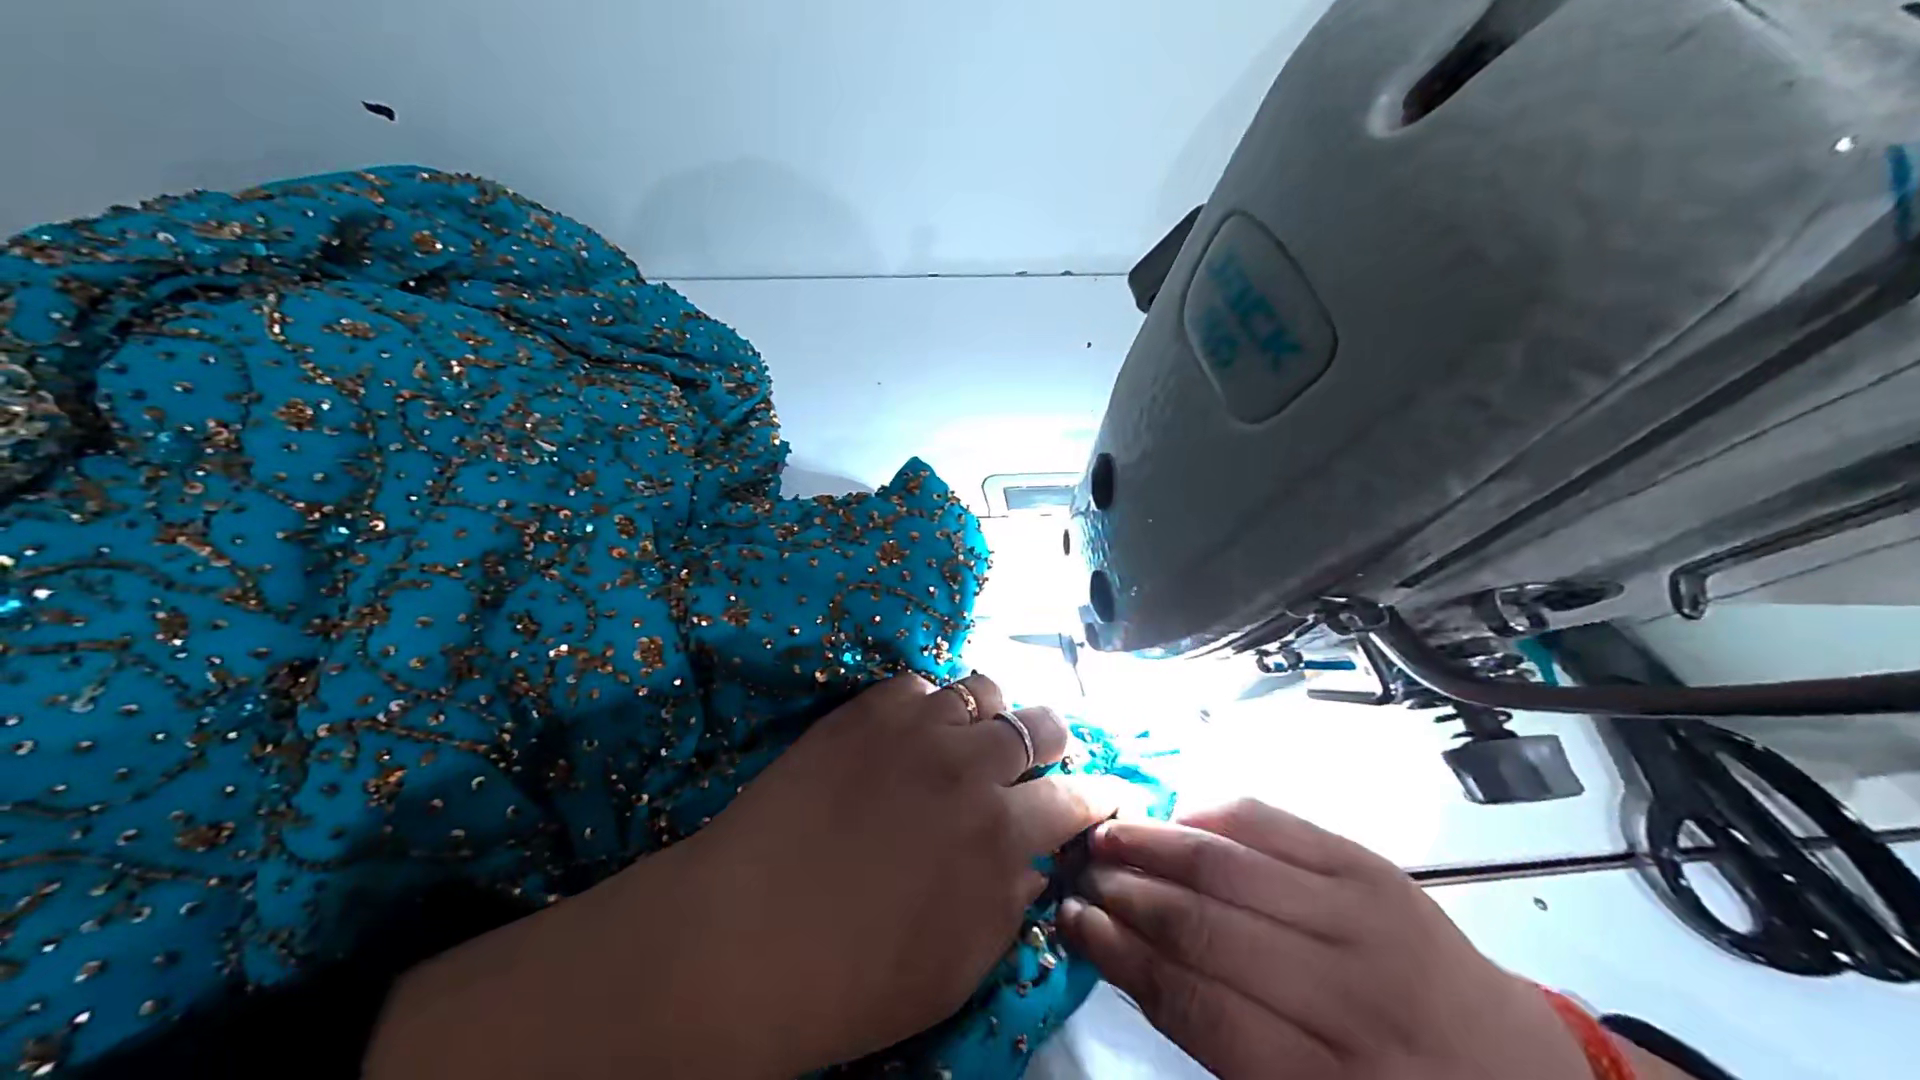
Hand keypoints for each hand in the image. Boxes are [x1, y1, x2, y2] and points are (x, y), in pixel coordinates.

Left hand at [366, 674, 1111, 1079]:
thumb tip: (1032, 858)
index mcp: (1003, 835)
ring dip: (993, 711)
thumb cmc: (857, 978)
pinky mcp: (865, 711)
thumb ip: (1011, 902)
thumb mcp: (961, 965)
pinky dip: (931, 702)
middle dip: (1052, 740)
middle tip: (1042, 753)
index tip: (1094, 796)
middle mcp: (970, 767)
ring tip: (980, 729)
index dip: (1091, 796)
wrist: (745, 937)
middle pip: (1037, 726)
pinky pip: (920, 684)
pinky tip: (919, 726)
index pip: (1073, 798)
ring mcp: (916, 729)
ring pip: (982, 690)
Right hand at [1057, 799, 1590, 1079]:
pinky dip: (1211, 814)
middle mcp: (1348, 994)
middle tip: (1077, 869)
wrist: (1516, 1072)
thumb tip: (1124, 951)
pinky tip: (1174, 817)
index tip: (1073, 921)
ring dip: (1154, 843)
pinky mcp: (1373, 866)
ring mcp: (1365, 917)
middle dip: (1125, 892)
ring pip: (1229, 864)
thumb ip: (1215, 1038)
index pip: (1193, 1001)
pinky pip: (1272, 824)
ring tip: (1107, 834)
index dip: (1120, 955)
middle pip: (1204, 927)